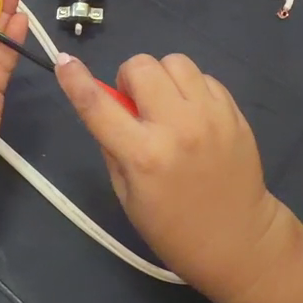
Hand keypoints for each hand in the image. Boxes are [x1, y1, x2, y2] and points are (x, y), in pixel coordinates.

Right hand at [55, 53, 300, 302]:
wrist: (238, 241)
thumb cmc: (172, 228)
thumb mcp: (126, 194)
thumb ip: (113, 144)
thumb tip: (106, 104)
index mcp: (143, 155)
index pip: (98, 105)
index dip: (75, 79)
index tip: (64, 61)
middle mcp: (177, 127)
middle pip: (142, 66)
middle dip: (130, 79)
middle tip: (136, 106)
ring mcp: (210, 116)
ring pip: (175, 61)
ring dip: (162, 78)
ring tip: (167, 106)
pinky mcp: (234, 113)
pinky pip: (203, 77)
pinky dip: (190, 89)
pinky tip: (192, 114)